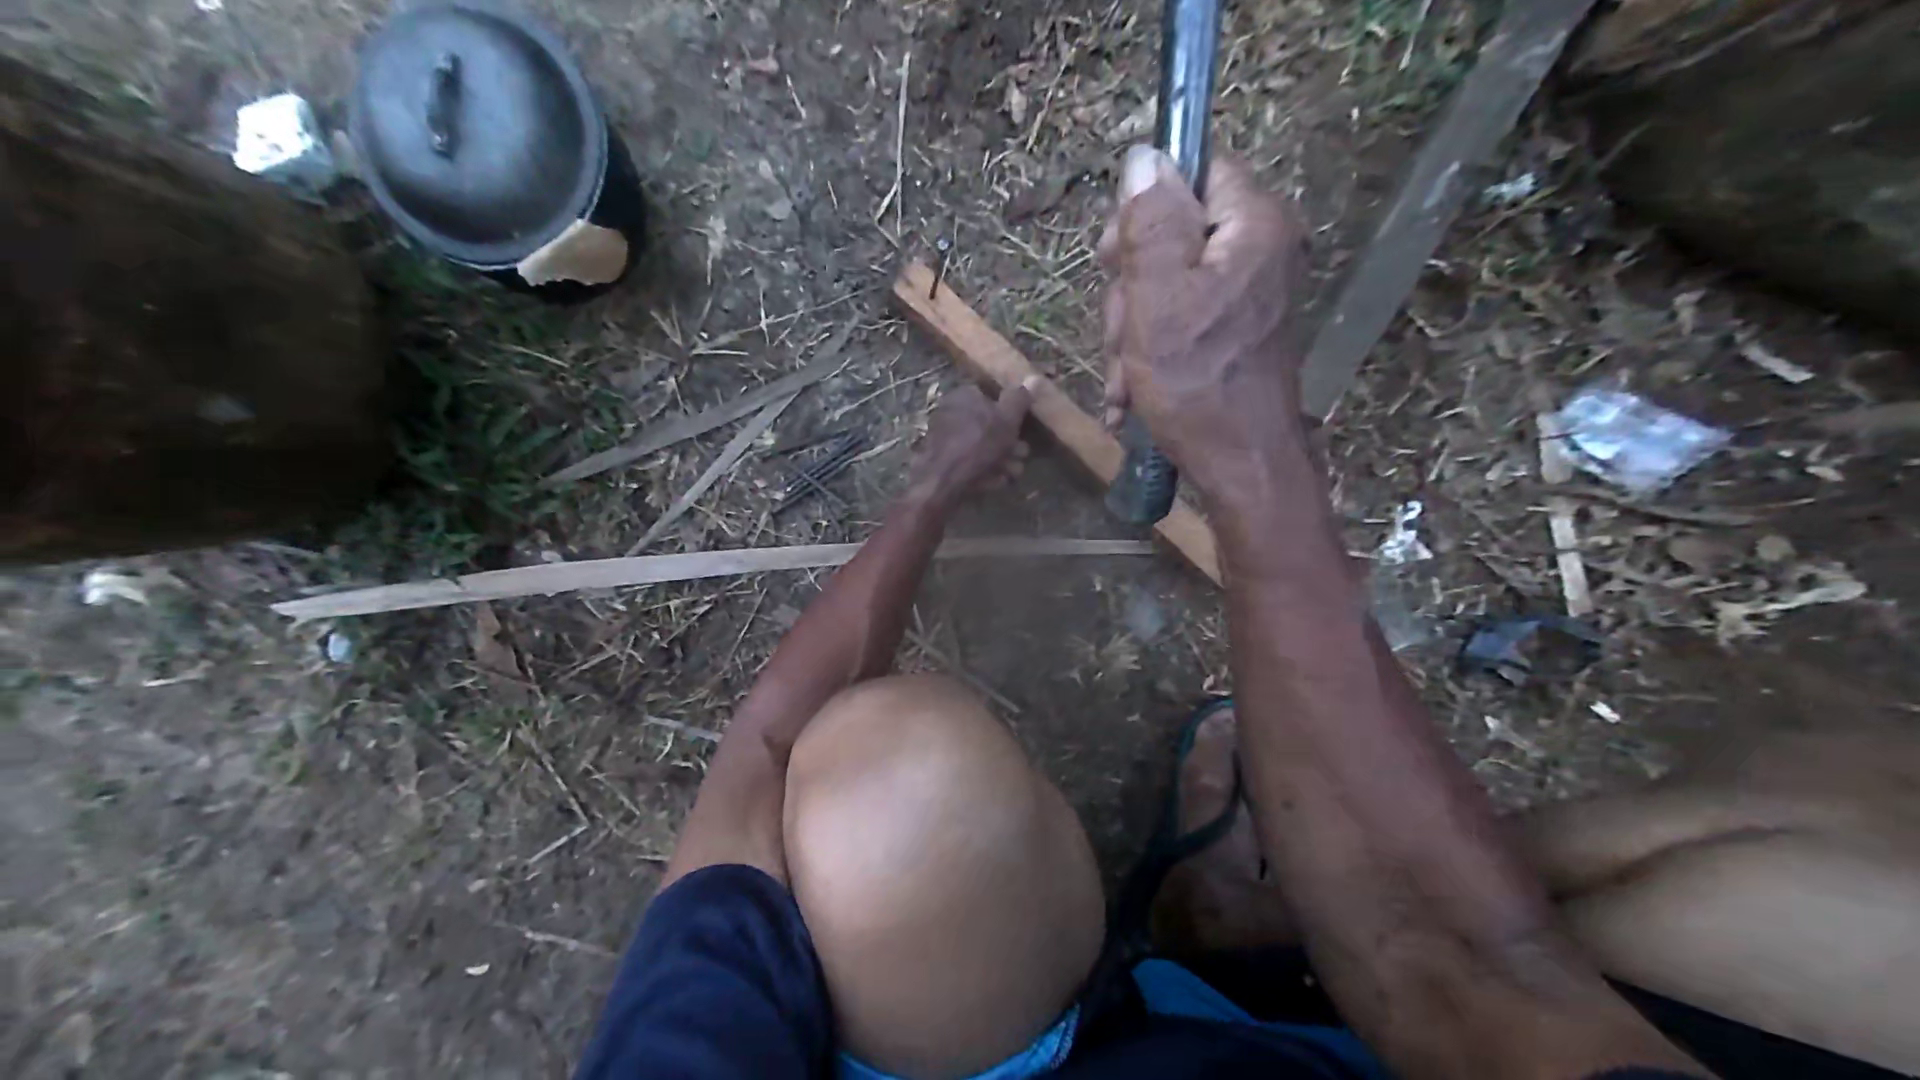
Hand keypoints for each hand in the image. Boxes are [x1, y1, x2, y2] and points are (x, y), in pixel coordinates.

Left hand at [907, 381, 1033, 506]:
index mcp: (964, 395)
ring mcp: (945, 438)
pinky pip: (970, 462)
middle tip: (1023, 455)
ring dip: (1002, 459)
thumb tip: (1032, 378)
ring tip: (1015, 472)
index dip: (1011, 413)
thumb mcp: (1007, 418)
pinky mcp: (943, 462)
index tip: (1025, 428)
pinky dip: (985, 470)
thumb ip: (1020, 399)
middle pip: (988, 425)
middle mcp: (951, 413)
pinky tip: (998, 481)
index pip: (992, 397)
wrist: (943, 480)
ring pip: (981, 446)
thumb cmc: (978, 443)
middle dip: (1010, 442)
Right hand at [1100, 146, 1305, 500]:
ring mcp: (1246, 296)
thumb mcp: (1159, 297)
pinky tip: (1133, 391)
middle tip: (1123, 332)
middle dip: (1132, 288)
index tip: (1114, 255)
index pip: (1195, 172)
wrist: (1239, 463)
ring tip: (1128, 376)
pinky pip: (1178, 321)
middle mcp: (1258, 252)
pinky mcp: (1233, 333)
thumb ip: (1151, 224)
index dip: (1145, 207)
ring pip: (1166, 286)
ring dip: (1132, 331)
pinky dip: (1150, 353)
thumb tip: (1144, 157)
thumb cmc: (1198, 381)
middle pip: (1173, 235)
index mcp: (1253, 227)